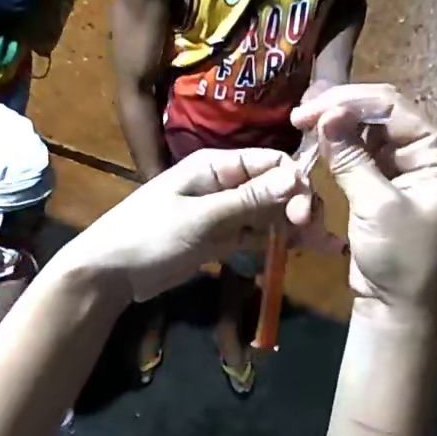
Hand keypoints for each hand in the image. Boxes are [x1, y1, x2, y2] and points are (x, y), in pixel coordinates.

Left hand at [53, 148, 303, 302]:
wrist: (110, 273)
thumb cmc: (148, 237)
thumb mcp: (200, 218)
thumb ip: (247, 200)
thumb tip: (296, 177)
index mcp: (216, 166)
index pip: (271, 162)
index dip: (295, 183)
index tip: (307, 214)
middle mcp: (224, 184)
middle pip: (274, 188)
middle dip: (301, 206)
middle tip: (319, 236)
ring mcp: (223, 213)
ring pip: (269, 213)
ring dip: (296, 226)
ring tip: (326, 246)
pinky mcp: (220, 239)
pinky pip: (255, 234)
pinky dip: (276, 241)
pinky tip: (302, 251)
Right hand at [292, 85, 436, 311]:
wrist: (397, 302)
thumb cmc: (399, 257)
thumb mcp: (375, 205)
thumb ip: (351, 158)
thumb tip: (326, 115)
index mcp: (436, 151)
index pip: (391, 107)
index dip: (347, 102)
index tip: (306, 112)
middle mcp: (422, 150)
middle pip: (378, 112)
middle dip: (339, 108)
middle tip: (298, 114)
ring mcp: (401, 164)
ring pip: (365, 129)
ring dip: (334, 125)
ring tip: (300, 121)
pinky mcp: (380, 180)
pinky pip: (357, 151)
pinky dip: (335, 146)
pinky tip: (314, 141)